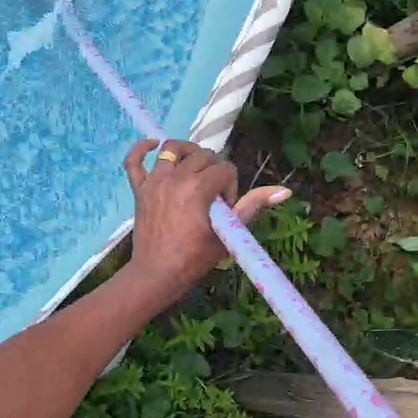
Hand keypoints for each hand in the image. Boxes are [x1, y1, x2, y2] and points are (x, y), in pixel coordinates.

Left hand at [120, 139, 290, 301]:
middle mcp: (174, 179)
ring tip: (196, 169)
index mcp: (197, 189)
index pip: (224, 169)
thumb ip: (252, 207)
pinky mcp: (139, 190)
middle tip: (212, 197)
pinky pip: (133, 162)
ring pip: (171, 149)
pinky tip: (153, 145)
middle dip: (214, 171)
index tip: (224, 209)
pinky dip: (141, 150)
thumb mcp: (228, 233)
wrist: (158, 273)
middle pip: (202, 156)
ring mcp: (154, 182)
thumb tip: (284, 191)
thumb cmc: (195, 258)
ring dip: (187, 153)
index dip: (230, 186)